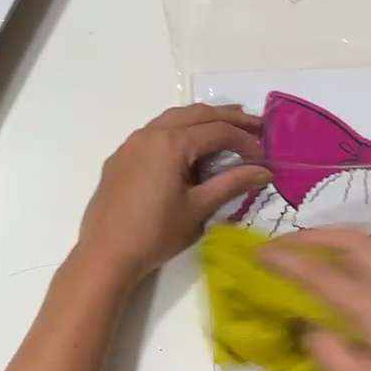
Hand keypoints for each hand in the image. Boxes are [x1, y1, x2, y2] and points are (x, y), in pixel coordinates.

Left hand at [75, 104, 271, 286]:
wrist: (105, 254)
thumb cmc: (154, 234)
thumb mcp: (197, 209)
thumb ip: (232, 184)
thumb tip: (265, 172)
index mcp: (171, 143)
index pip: (217, 132)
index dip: (245, 141)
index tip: (264, 157)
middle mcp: (149, 134)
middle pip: (196, 115)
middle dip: (227, 118)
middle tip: (254, 126)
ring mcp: (130, 145)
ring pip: (172, 119)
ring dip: (201, 121)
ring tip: (226, 128)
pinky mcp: (119, 159)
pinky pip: (153, 134)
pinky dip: (177, 132)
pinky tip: (187, 148)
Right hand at [262, 227, 370, 370]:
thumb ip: (327, 350)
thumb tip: (310, 326)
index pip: (322, 273)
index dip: (286, 261)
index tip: (257, 254)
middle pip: (357, 241)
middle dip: (317, 236)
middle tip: (286, 245)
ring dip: (346, 240)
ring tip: (321, 251)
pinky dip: (370, 254)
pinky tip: (362, 274)